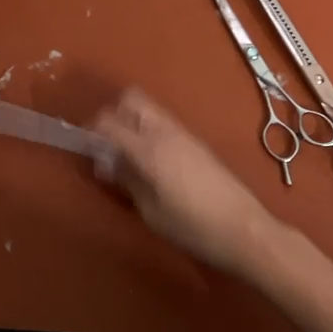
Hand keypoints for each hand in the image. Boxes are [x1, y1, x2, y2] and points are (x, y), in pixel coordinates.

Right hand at [92, 88, 281, 274]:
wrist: (247, 231)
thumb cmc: (194, 228)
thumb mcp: (151, 211)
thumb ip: (126, 180)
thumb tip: (106, 164)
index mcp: (148, 149)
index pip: (108, 122)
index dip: (91, 130)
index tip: (85, 146)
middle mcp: (164, 132)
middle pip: (131, 99)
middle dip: (114, 114)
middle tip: (108, 143)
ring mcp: (183, 133)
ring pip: (148, 108)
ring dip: (132, 120)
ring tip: (129, 152)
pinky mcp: (196, 141)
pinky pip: (163, 122)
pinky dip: (149, 129)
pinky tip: (153, 160)